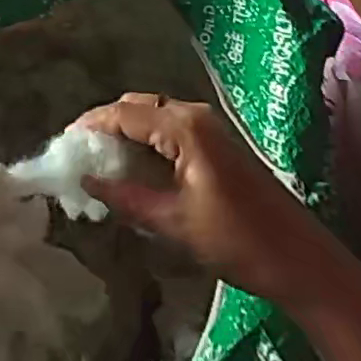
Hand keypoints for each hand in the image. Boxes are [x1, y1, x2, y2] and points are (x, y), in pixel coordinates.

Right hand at [75, 94, 343, 312]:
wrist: (297, 256)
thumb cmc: (235, 239)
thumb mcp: (174, 223)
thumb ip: (127, 196)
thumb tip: (87, 179)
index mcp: (184, 127)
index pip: (125, 113)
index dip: (92, 123)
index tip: (64, 139)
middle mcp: (195, 114)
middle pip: (139, 105)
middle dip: (107, 122)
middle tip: (78, 150)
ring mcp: (209, 125)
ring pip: (154, 113)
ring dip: (126, 129)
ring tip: (98, 157)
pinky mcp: (216, 140)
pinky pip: (170, 126)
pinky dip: (146, 137)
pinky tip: (133, 162)